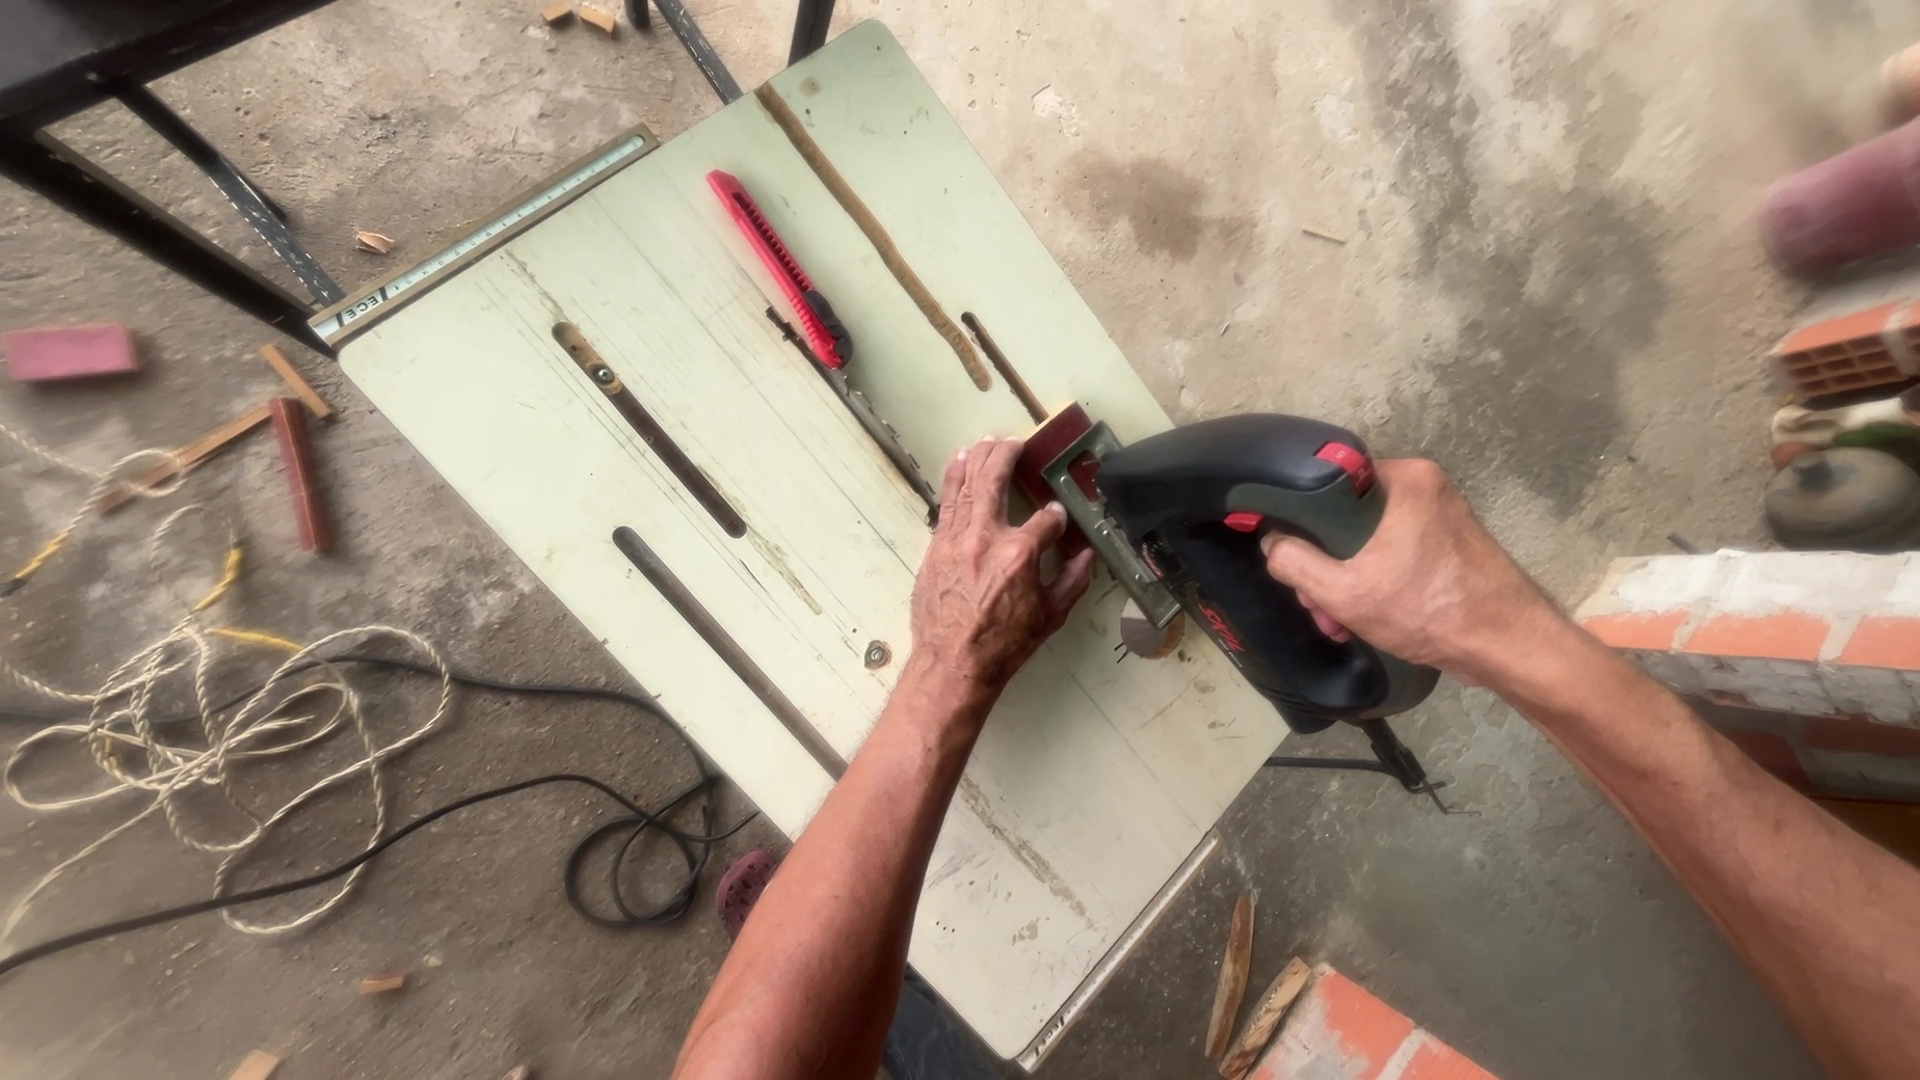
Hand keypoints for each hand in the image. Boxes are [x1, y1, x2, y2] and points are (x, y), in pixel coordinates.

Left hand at [908, 435, 1095, 691]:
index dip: (1056, 516)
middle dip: (1007, 456)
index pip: (1046, 519)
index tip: (1058, 518)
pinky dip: (953, 482)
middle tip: (1016, 443)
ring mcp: (956, 540)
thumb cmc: (1004, 645)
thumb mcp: (1051, 616)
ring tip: (985, 442)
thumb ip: (1072, 580)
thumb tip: (1087, 555)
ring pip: (966, 486)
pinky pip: (946, 505)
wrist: (952, 664)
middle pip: (995, 481)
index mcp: (1019, 554)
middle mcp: (986, 537)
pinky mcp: (936, 548)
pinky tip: (957, 467)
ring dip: (976, 460)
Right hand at [1260, 458, 1561, 681]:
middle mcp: (1423, 487)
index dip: (1298, 521)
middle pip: (1344, 518)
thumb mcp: (1342, 590)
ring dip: (1343, 580)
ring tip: (1337, 620)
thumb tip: (1272, 544)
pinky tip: (1362, 616)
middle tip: (1315, 602)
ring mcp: (1439, 516)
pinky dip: (1372, 581)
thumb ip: (1294, 563)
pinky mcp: (1447, 544)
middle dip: (1323, 565)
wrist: (1510, 648)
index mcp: (1404, 479)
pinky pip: (1391, 553)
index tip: (1290, 556)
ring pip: (1365, 541)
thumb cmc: (1429, 610)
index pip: (1326, 483)